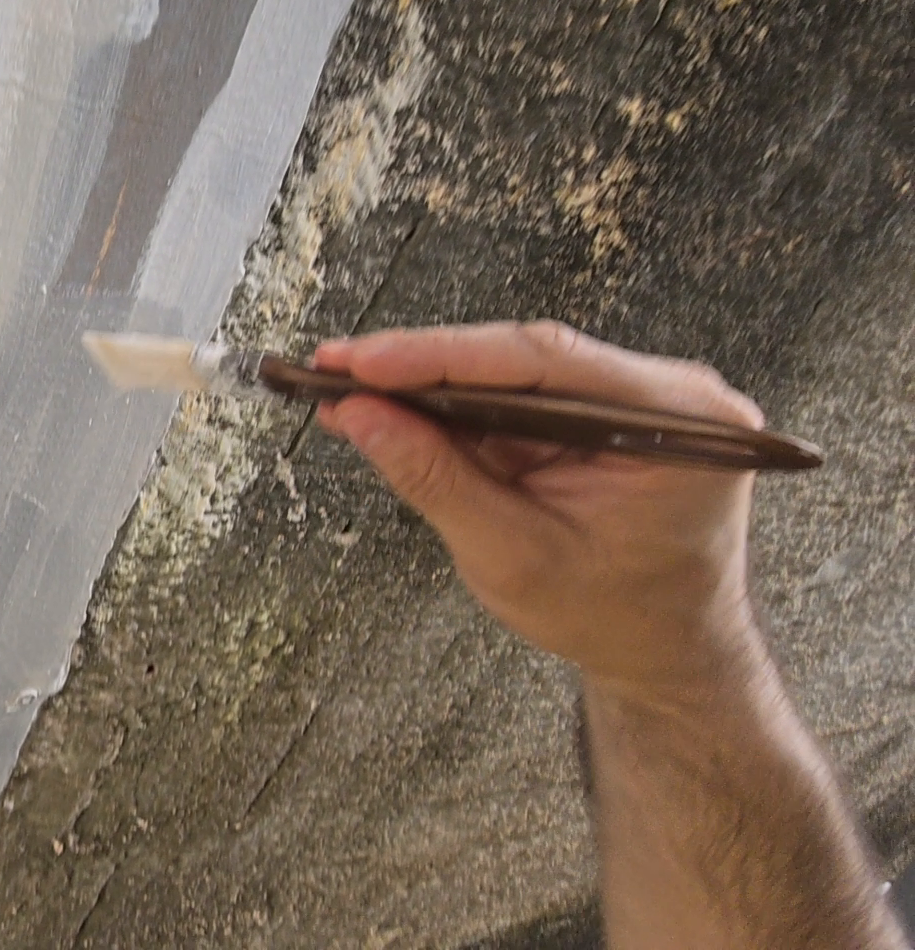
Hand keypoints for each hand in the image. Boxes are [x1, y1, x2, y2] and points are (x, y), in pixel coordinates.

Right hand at [313, 321, 767, 698]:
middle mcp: (653, 396)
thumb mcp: (508, 553)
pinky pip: (493, 396)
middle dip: (414, 363)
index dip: (439, 357)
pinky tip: (379, 405)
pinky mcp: (573, 416)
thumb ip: (432, 477)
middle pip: (513, 357)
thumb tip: (359, 415)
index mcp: (674, 423)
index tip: (361, 361)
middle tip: (334, 366)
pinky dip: (431, 404)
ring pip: (495, 371)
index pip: (540, 363)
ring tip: (341, 387)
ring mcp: (613, 402)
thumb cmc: (608, 614)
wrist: (659, 650)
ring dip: (414, 382)